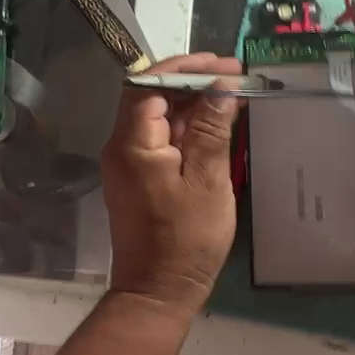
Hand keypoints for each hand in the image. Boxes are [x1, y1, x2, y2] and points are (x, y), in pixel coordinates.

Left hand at [100, 53, 244, 313]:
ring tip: (231, 91)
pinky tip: (216, 120)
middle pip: (151, 95)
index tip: (223, 64)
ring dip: (191, 101)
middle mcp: (122, 145)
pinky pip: (160, 137)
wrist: (158, 290)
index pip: (150, 84)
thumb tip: (222, 88)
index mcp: (132, 142)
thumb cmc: (186, 238)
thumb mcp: (208, 180)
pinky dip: (187, 124)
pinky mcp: (139, 175)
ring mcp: (128, 161)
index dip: (186, 68)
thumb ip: (213, 129)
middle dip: (191, 79)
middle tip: (233, 74)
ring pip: (157, 115)